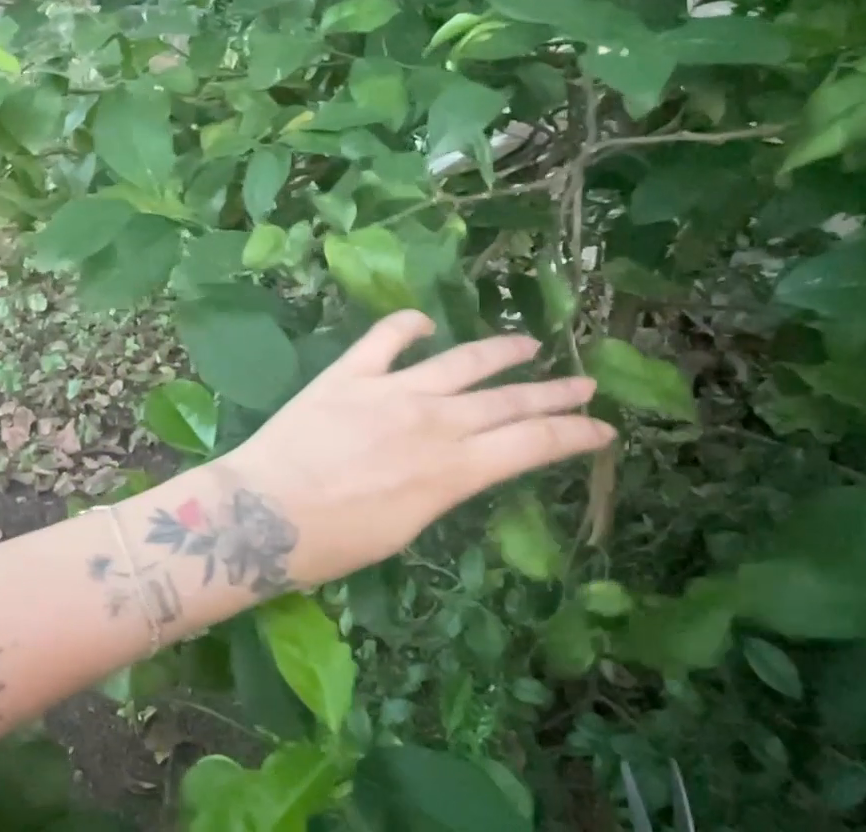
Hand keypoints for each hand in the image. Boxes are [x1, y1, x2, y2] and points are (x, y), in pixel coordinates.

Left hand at [223, 310, 613, 587]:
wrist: (262, 515)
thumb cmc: (332, 544)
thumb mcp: (405, 530)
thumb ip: (437, 489)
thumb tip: (453, 467)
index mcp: (453, 472)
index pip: (531, 445)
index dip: (573, 435)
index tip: (602, 430)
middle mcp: (433, 423)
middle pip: (508, 401)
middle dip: (553, 393)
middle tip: (585, 383)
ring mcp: (391, 391)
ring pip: (461, 361)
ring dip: (500, 351)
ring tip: (529, 343)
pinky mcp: (348, 373)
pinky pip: (386, 337)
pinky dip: (409, 324)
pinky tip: (426, 321)